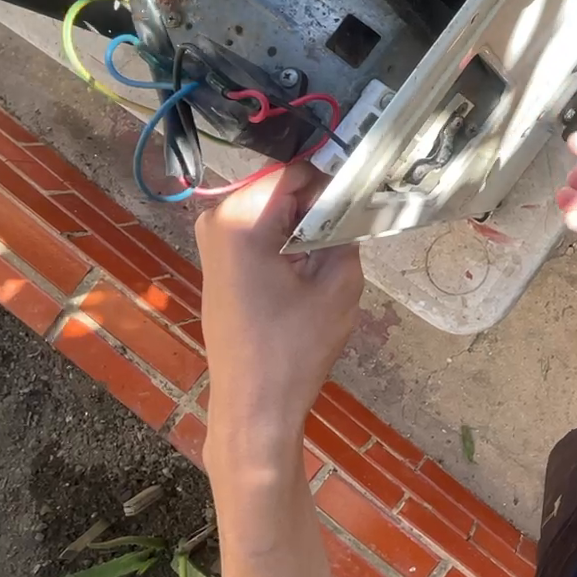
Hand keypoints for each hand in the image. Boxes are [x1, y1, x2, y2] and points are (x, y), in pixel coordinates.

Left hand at [196, 161, 362, 475]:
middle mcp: (217, 220)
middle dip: (320, 204)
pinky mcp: (220, 262)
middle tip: (353, 231)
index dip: (334, 185)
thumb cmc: (296, 346)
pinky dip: (291, 239)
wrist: (255, 404)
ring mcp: (214, 241)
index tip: (362, 205)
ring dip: (307, 223)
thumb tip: (354, 205)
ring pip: (274, 208)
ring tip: (335, 253)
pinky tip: (312, 268)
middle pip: (282, 188)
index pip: (297, 172)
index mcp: (240, 219)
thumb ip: (347, 232)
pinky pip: (263, 230)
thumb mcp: (339, 283)